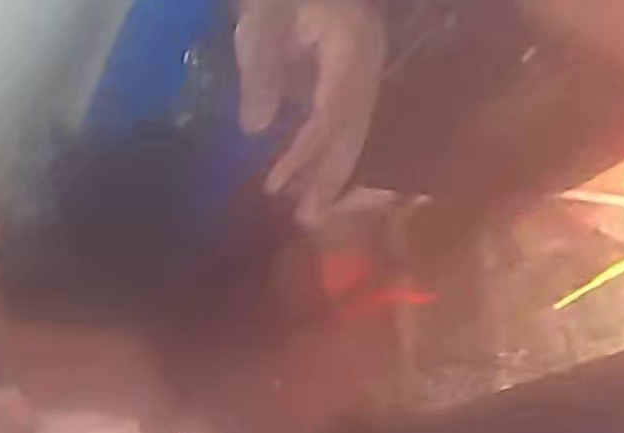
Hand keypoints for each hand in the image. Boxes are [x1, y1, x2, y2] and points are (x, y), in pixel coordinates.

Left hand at [236, 0, 385, 225]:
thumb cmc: (276, 1)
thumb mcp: (262, 28)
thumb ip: (260, 74)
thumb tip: (256, 129)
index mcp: (351, 46)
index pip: (332, 110)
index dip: (306, 151)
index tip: (275, 186)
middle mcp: (366, 63)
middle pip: (352, 128)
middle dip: (330, 176)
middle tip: (307, 220)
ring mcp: (360, 74)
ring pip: (351, 132)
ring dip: (330, 176)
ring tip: (307, 216)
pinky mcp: (346, 86)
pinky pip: (340, 129)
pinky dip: (323, 161)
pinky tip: (304, 189)